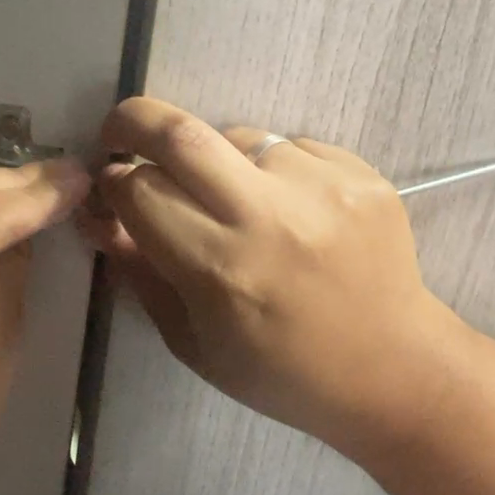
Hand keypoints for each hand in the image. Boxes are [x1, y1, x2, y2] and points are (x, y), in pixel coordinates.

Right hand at [78, 98, 456, 452]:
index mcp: (221, 270)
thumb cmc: (282, 372)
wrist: (395, 369)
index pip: (140, 191)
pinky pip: (288, 146)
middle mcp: (269, 217)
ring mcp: (321, 188)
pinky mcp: (358, 173)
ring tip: (235, 200)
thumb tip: (98, 214)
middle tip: (122, 132)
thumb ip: (140, 271)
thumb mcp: (193, 341)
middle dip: (134, 121)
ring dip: (215, 158)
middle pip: (180, 134)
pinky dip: (270, 168)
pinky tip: (290, 209)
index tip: (111, 184)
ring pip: (237, 136)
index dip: (114, 182)